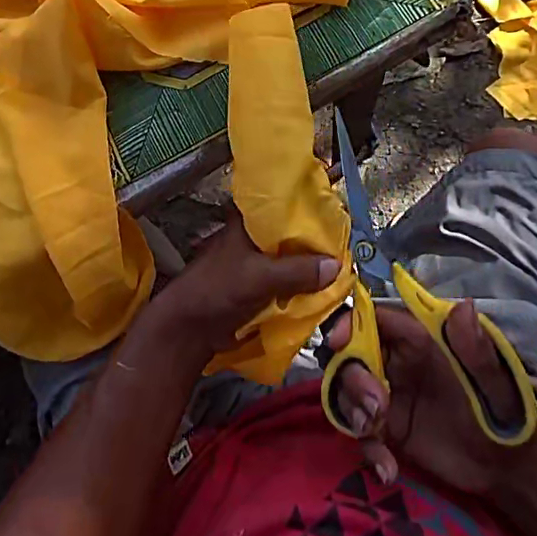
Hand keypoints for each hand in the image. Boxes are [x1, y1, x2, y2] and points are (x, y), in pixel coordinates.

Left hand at [137, 210, 339, 368]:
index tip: (341, 224)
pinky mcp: (262, 283)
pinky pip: (291, 280)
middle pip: (296, 235)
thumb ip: (297, 271)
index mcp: (250, 220)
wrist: (189, 330)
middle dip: (319, 246)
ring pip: (295, 259)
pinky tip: (324, 291)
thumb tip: (335, 266)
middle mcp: (257, 235)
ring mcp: (260, 260)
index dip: (314, 213)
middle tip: (347, 254)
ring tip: (341, 274)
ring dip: (314, 269)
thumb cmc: (216, 291)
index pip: (288, 206)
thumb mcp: (259, 278)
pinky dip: (305, 286)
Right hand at [327, 299, 534, 495]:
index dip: (351, 324)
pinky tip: (388, 469)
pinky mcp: (387, 428)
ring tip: (376, 436)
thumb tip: (463, 305)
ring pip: (349, 391)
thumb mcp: (495, 382)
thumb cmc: (507, 413)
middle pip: (353, 355)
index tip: (338, 344)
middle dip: (353, 380)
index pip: (376, 319)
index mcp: (422, 340)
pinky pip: (360, 430)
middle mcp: (399, 362)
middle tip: (375, 410)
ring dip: (353, 412)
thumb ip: (475, 348)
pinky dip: (367, 449)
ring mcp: (389, 395)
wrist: (511, 467)